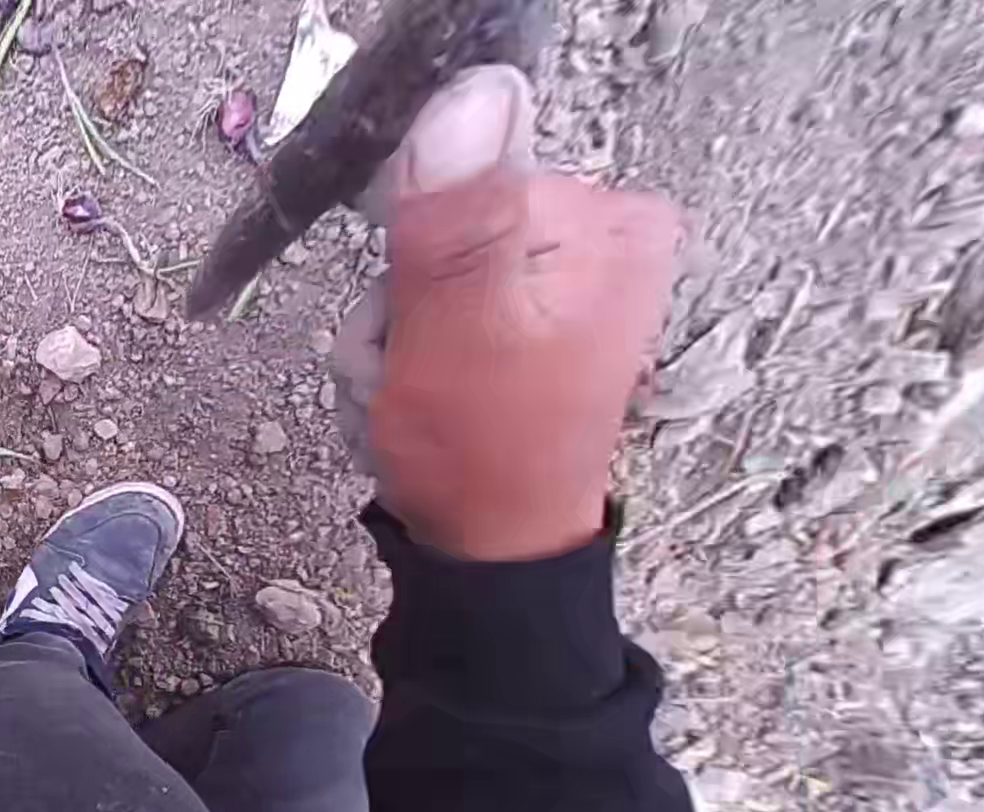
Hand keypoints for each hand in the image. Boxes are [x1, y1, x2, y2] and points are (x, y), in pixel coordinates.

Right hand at [361, 68, 678, 560]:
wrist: (484, 543)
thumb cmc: (476, 451)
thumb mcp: (457, 337)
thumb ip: (456, 227)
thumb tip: (465, 96)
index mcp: (598, 228)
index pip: (456, 192)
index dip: (404, 269)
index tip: (407, 334)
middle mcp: (585, 246)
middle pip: (430, 245)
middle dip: (390, 321)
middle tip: (403, 379)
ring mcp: (546, 291)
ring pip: (413, 289)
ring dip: (386, 351)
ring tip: (404, 402)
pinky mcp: (512, 329)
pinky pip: (424, 321)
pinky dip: (399, 365)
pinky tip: (411, 405)